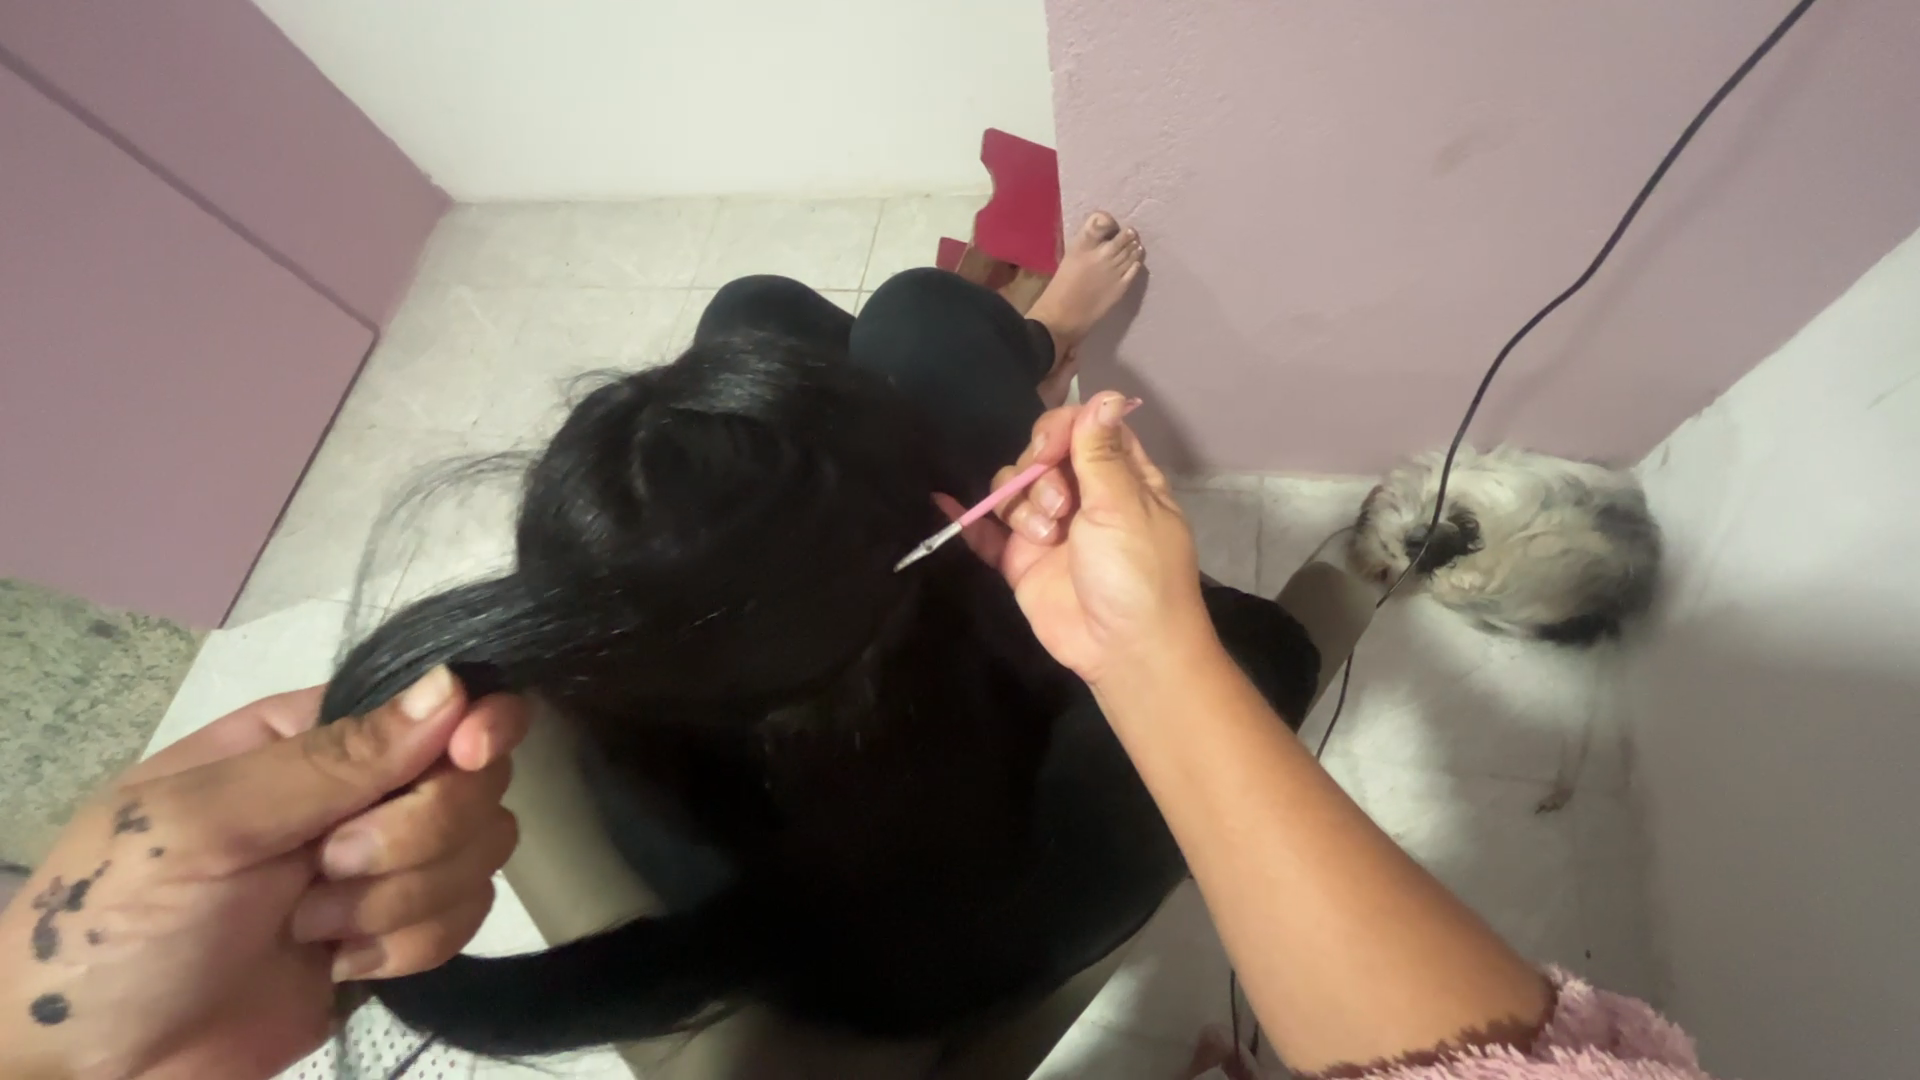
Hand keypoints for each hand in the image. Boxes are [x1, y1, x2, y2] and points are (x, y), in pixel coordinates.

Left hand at [0, 668, 526, 1079]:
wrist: (92, 1079)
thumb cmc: (112, 929)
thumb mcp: (199, 827)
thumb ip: (332, 758)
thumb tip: (453, 686)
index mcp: (324, 736)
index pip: (448, 700)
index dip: (481, 721)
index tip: (470, 754)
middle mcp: (377, 786)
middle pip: (480, 779)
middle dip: (415, 836)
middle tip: (325, 867)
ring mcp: (398, 856)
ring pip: (486, 846)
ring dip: (400, 900)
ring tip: (308, 928)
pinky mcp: (412, 922)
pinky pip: (471, 911)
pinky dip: (409, 945)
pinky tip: (338, 963)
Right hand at [937, 391, 1216, 685]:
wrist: (1123, 648)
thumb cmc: (1137, 571)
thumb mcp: (1124, 505)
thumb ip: (1100, 453)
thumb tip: (1105, 396)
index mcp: (1119, 478)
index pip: (1085, 430)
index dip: (1063, 430)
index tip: (1052, 448)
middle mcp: (1082, 497)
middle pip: (1042, 456)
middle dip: (1040, 472)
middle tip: (1058, 504)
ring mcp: (1049, 529)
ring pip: (1014, 489)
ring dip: (1022, 505)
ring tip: (1045, 536)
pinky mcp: (1021, 560)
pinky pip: (987, 533)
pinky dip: (968, 520)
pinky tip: (945, 505)